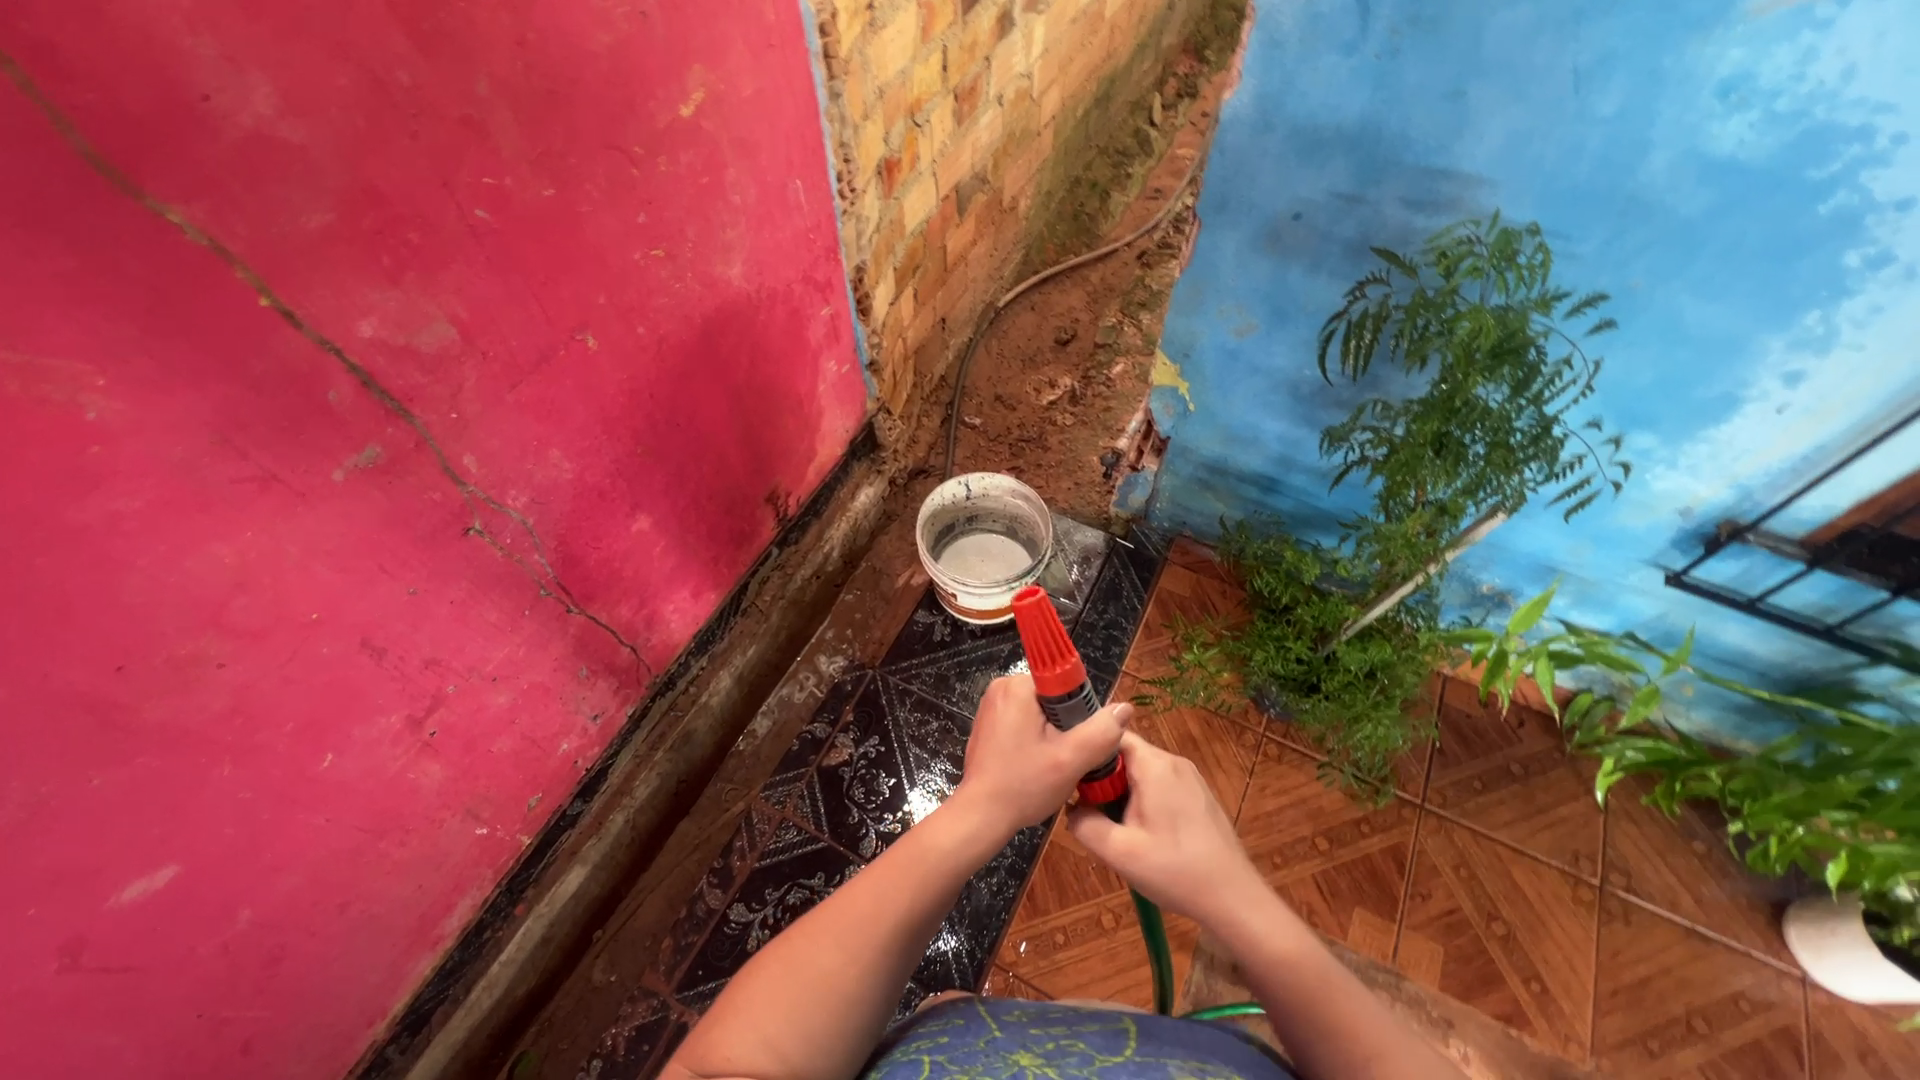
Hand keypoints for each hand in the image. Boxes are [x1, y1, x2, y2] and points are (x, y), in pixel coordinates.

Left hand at [953, 674, 1130, 838]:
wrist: (981, 815)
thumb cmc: (1023, 785)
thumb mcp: (1071, 760)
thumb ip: (1101, 731)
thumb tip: (1125, 708)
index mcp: (1017, 686)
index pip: (1066, 685)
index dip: (1081, 713)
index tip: (1078, 740)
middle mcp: (1001, 688)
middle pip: (1055, 700)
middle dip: (1067, 728)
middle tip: (1067, 758)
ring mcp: (992, 706)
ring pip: (1042, 715)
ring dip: (1053, 738)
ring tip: (1051, 766)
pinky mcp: (989, 725)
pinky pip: (1025, 725)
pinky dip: (1036, 743)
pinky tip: (1036, 767)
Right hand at [1067, 731, 1265, 923]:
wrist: (1233, 899)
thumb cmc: (1175, 870)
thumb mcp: (1118, 852)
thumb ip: (1084, 824)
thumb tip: (1072, 809)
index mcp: (1154, 765)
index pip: (1111, 736)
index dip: (1087, 754)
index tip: (1072, 781)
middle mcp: (1174, 761)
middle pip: (1125, 755)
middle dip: (1104, 780)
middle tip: (1092, 813)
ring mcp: (1190, 777)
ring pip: (1142, 772)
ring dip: (1123, 793)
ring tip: (1117, 827)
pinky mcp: (1199, 795)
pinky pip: (1160, 785)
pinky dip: (1144, 801)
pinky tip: (1144, 834)